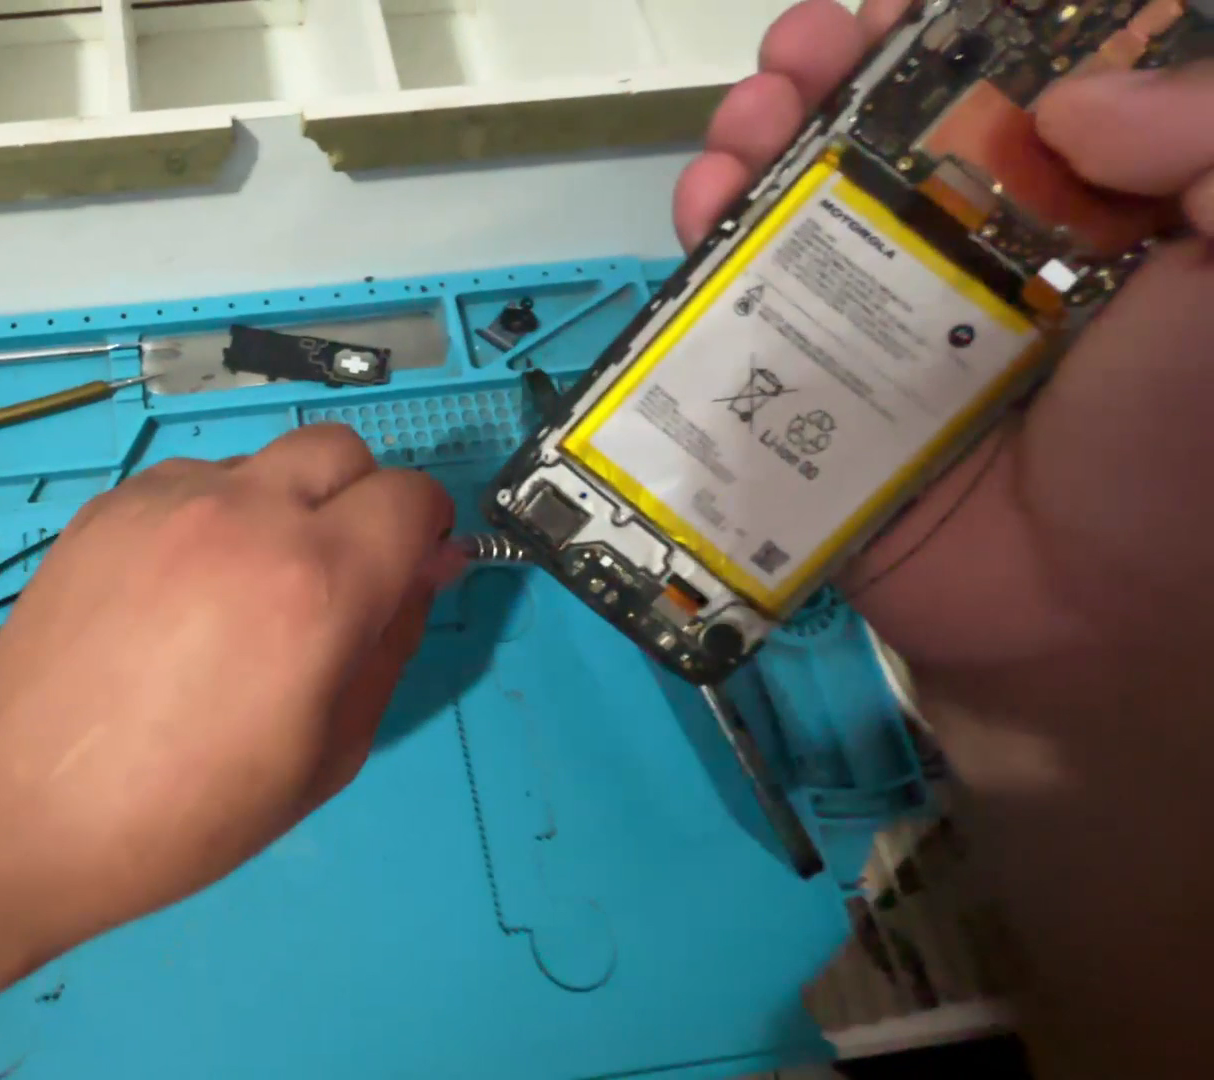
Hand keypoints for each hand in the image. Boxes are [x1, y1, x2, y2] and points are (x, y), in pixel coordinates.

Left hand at [0, 425, 457, 944]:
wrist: (27, 806)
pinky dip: (210, 518)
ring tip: (232, 591)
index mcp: (316, 581)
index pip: (411, 496)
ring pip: (261, 464)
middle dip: (360, 499)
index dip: (424, 530)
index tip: (406, 569)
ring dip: (278, 508)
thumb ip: (392, 642)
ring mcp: (168, 498)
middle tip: (331, 573)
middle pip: (341, 449)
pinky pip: (191, 483)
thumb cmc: (191, 809)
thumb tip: (425, 567)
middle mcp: (246, 513)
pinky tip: (170, 590)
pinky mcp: (110, 504)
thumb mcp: (330, 752)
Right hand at [680, 1, 1213, 691]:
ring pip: (781, 230)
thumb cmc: (1190, 444)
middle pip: (861, 159)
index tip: (899, 11)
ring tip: (735, 125)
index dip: (941, 45)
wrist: (1087, 615)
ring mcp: (850, 335)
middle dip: (820, 92)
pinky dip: (701, 267)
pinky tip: (696, 217)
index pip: (987, 107)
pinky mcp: (786, 400)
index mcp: (1057, 222)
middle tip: (789, 57)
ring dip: (747, 162)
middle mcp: (942, 265)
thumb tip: (1066, 102)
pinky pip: (730, 327)